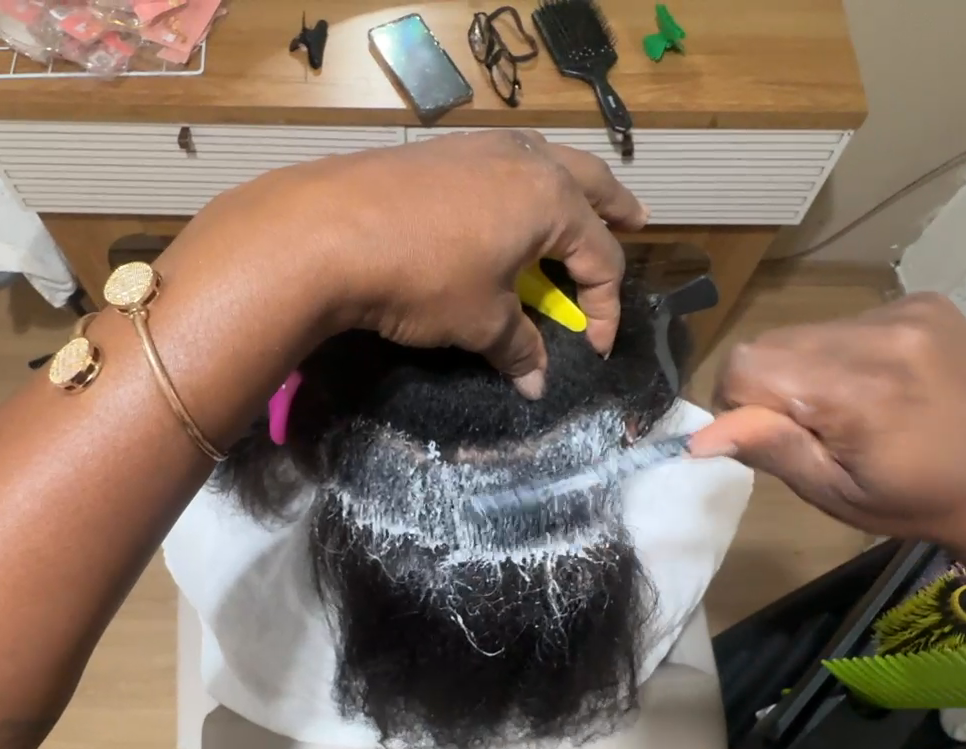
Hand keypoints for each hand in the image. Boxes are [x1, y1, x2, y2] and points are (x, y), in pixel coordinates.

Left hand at [155, 130, 647, 398]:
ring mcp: (480, 148)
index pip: (599, 258)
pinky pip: (501, 163)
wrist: (329, 233)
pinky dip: (520, 182)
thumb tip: (537, 383)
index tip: (594, 347)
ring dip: (569, 185)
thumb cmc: (423, 278)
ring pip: (544, 161)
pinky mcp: (440, 153)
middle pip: (589, 184)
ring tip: (575, 203)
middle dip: (615, 208)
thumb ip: (518, 348)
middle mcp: (525, 161)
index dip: (604, 307)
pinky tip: (505, 197)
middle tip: (636, 221)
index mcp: (551, 201)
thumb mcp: (479, 321)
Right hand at [687, 293, 965, 548]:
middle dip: (771, 388)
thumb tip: (700, 437)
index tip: (774, 437)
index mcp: (857, 390)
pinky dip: (840, 354)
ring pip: (802, 332)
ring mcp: (905, 312)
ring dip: (805, 370)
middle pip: (769, 345)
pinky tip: (878, 384)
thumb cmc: (915, 502)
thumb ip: (770, 450)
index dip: (740, 406)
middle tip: (814, 428)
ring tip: (851, 408)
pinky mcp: (922, 302)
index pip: (744, 366)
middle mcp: (879, 335)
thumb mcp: (833, 493)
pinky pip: (842, 322)